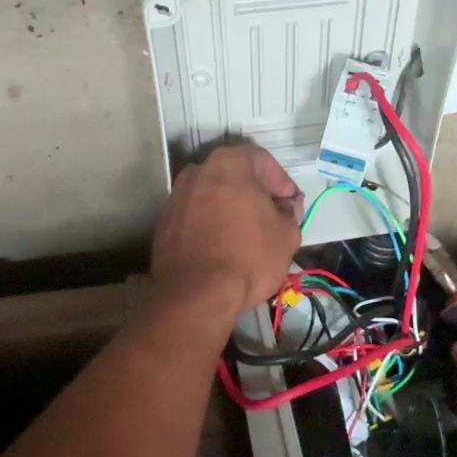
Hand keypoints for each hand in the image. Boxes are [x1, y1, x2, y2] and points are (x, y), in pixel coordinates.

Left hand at [153, 144, 302, 316]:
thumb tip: (285, 207)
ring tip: (248, 237)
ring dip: (232, 210)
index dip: (283, 183)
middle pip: (235, 176)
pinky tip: (224, 249)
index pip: (264, 161)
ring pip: (213, 197)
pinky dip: (211, 226)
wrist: (196, 295)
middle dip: (256, 195)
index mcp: (229, 164)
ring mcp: (176, 198)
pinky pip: (196, 218)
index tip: (292, 206)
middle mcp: (197, 172)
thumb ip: (289, 213)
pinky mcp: (164, 225)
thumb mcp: (286, 234)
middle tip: (273, 218)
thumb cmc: (248, 256)